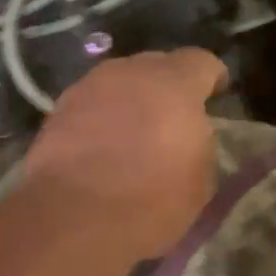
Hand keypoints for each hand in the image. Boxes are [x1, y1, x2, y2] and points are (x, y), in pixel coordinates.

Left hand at [23, 49, 226, 259]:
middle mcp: (128, 72)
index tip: (216, 95)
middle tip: (174, 116)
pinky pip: (92, 101)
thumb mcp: (200, 180)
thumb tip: (188, 130)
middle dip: (168, 85)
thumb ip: (199, 141)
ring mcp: (88, 85)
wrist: (72, 214)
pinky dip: (102, 114)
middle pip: (156, 65)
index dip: (212, 77)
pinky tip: (103, 142)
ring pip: (119, 81)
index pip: (201, 61)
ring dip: (131, 98)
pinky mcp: (59, 106)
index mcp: (172, 84)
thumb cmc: (149, 201)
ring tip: (135, 130)